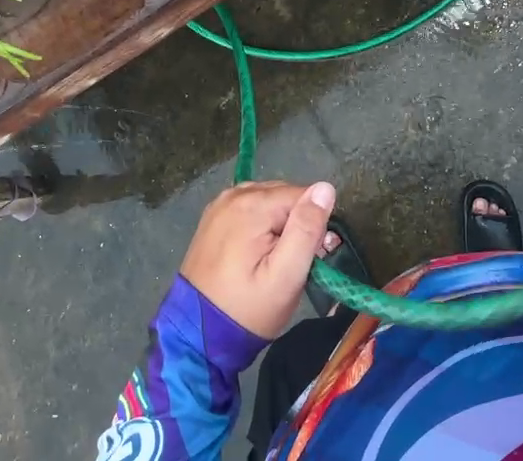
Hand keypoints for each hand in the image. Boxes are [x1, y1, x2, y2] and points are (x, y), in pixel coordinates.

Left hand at [179, 180, 335, 338]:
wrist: (197, 335)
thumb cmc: (247, 308)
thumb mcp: (287, 276)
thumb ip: (307, 229)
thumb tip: (325, 188)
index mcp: (253, 204)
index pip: (306, 197)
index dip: (313, 226)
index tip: (307, 258)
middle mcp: (235, 195)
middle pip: (287, 196)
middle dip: (297, 224)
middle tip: (290, 264)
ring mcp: (221, 205)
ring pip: (271, 201)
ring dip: (280, 225)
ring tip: (273, 260)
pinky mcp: (214, 217)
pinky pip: (252, 208)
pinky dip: (261, 225)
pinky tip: (256, 252)